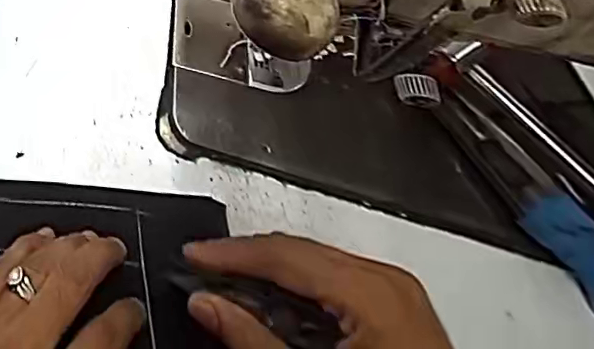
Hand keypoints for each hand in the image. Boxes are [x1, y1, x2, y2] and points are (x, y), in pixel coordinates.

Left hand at [0, 228, 145, 348]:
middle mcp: (22, 344)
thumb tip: (109, 342)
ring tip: (85, 238)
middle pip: (67, 286)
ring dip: (63, 247)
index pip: (99, 340)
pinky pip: (1, 268)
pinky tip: (39, 238)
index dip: (123, 319)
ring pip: (34, 268)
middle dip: (96, 260)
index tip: (135, 307)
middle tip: (115, 247)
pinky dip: (23, 247)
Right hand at [183, 235, 452, 348]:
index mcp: (372, 291)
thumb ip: (254, 340)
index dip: (228, 253)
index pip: (280, 253)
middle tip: (206, 275)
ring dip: (272, 281)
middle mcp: (388, 282)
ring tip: (237, 297)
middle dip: (247, 266)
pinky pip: (335, 283)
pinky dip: (302, 295)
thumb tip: (205, 303)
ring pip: (312, 266)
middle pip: (295, 253)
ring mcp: (398, 295)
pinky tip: (280, 313)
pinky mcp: (400, 311)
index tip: (193, 256)